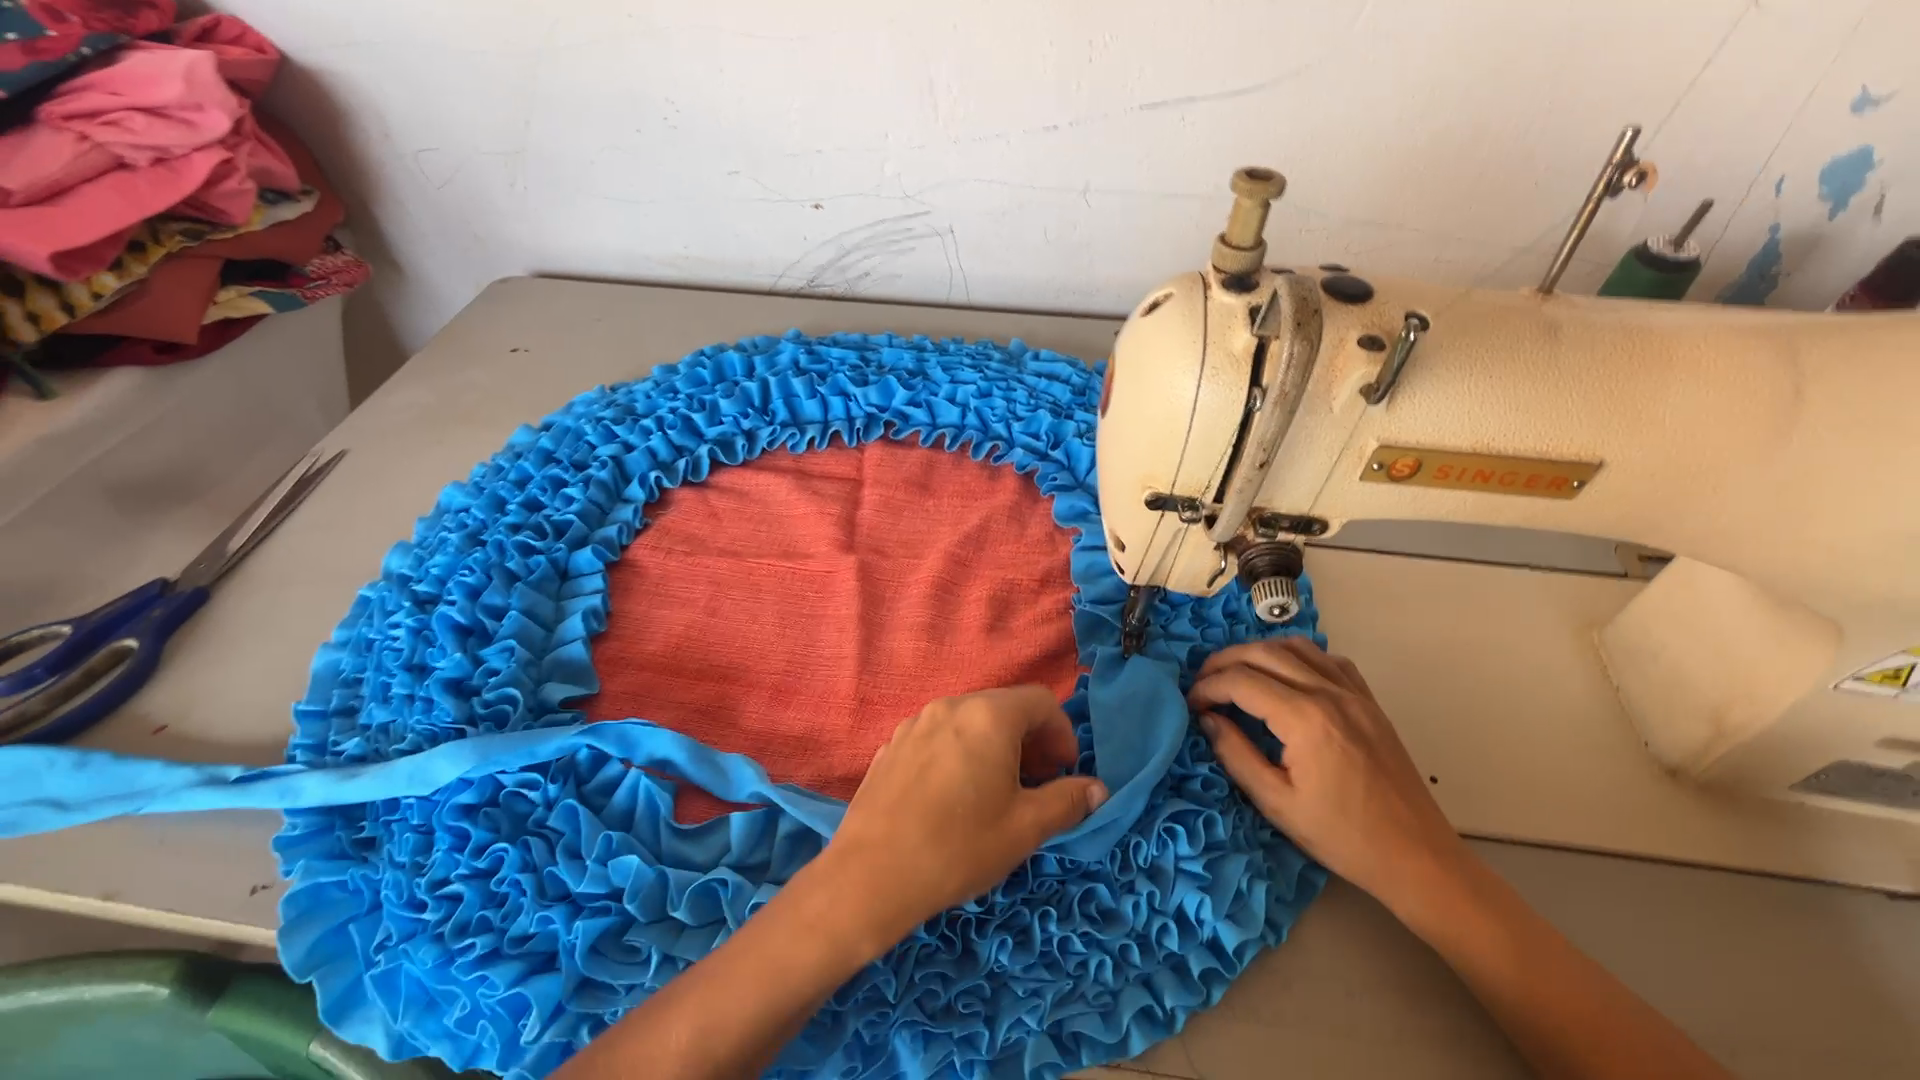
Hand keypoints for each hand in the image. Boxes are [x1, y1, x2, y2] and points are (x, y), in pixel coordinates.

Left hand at [815, 686, 1109, 952]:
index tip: (1064, 772)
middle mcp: (950, 706)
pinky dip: (959, 754)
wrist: (871, 875)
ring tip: (997, 792)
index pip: (1041, 702)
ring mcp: (914, 724)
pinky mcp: (890, 747)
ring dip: (994, 746)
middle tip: (1038, 784)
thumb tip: (1099, 789)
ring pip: (969, 722)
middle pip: (1003, 707)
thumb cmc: (959, 847)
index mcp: (988, 716)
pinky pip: (938, 738)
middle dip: (1030, 740)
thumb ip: (1068, 801)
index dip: (1063, 734)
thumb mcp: (1025, 828)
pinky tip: (953, 798)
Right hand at [1188, 638, 1467, 907]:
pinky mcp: (1369, 701)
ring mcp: (1354, 693)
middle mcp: (1330, 693)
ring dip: (1257, 652)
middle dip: (1223, 662)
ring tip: (1234, 675)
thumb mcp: (1276, 803)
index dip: (1207, 687)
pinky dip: (1295, 657)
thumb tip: (1208, 719)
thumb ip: (1236, 755)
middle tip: (1201, 684)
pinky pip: (1326, 660)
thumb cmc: (1342, 837)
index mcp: (1305, 719)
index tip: (1190, 705)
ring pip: (1296, 647)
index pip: (1241, 681)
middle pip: (1264, 653)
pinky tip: (1282, 678)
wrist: (1415, 855)